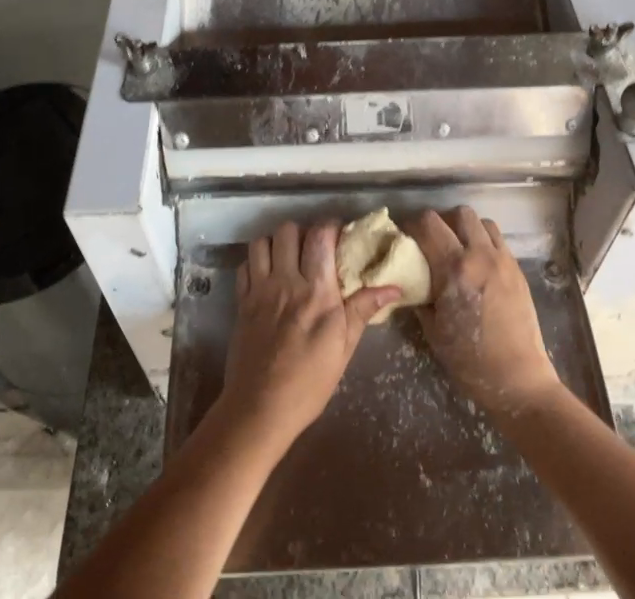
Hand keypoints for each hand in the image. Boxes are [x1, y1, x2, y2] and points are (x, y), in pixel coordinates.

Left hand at [220, 220, 400, 445]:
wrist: (260, 407)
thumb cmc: (309, 382)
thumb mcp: (344, 348)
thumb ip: (363, 310)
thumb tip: (394, 287)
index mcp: (316, 291)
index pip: (321, 237)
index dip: (331, 227)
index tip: (341, 234)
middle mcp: (285, 282)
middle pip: (288, 230)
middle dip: (303, 231)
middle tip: (314, 248)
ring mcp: (259, 290)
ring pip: (262, 242)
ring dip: (276, 243)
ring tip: (289, 258)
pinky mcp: (241, 302)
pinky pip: (245, 265)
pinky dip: (256, 262)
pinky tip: (267, 276)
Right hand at [406, 207, 560, 415]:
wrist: (517, 377)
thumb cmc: (469, 359)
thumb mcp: (433, 329)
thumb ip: (420, 297)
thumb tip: (410, 282)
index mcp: (455, 268)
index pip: (429, 223)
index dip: (412, 225)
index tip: (406, 240)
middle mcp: (481, 255)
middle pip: (459, 213)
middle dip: (442, 222)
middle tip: (432, 242)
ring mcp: (504, 261)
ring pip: (482, 223)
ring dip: (466, 229)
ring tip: (457, 251)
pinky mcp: (518, 271)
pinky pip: (498, 242)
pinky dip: (484, 243)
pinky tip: (476, 267)